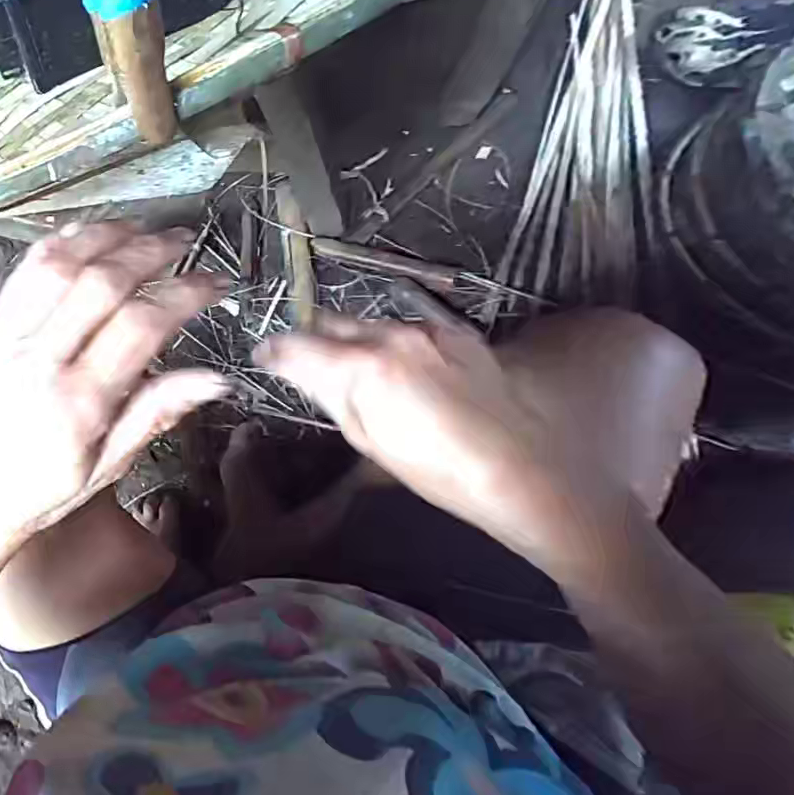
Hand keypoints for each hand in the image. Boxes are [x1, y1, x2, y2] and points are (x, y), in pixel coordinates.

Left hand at [0, 223, 230, 556]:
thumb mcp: (109, 465)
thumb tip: (217, 377)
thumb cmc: (44, 490)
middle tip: (186, 241)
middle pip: (101, 282)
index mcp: (77, 403)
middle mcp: (40, 361)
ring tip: (143, 227)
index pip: (141, 325)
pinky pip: (24, 270)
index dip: (185, 293)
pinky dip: (60, 242)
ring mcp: (9, 338)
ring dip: (106, 235)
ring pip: (60, 264)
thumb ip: (158, 413)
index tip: (216, 281)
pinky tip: (89, 233)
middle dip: (151, 252)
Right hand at [255, 308, 702, 577]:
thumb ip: (331, 395)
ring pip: (367, 322)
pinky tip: (404, 370)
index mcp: (363, 367)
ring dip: (353, 340)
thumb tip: (299, 368)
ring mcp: (424, 326)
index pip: (297, 344)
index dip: (274, 350)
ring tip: (358, 372)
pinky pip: (404, 327)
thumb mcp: (371, 443)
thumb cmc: (440, 472)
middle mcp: (389, 333)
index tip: (263, 357)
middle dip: (312, 340)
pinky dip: (390, 342)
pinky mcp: (453, 328)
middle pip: (330, 323)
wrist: (530, 465)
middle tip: (305, 365)